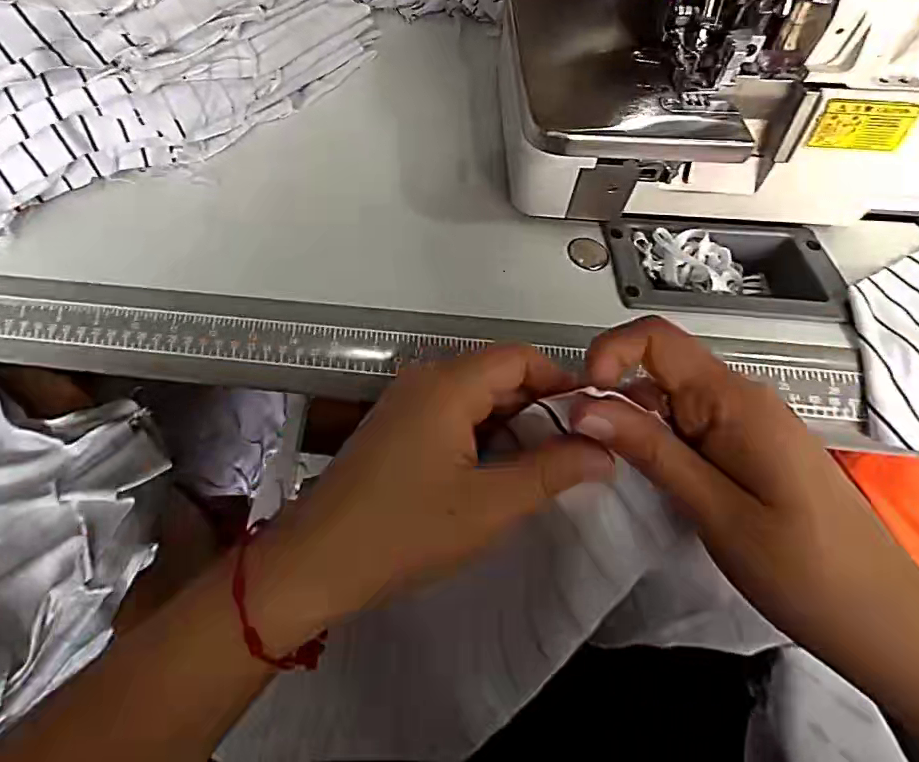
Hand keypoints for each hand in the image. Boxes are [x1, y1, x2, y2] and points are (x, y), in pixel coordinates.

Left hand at [247, 345, 614, 651]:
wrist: (318, 560)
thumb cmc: (402, 531)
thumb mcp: (489, 505)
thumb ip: (550, 472)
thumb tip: (600, 452)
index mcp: (448, 384)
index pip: (520, 357)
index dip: (560, 382)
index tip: (590, 419)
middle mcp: (425, 379)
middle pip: (498, 372)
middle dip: (540, 406)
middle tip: (574, 448)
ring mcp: (407, 400)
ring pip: (476, 393)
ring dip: (512, 422)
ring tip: (543, 464)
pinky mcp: (397, 423)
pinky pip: (452, 410)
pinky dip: (483, 431)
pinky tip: (498, 469)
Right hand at [565, 316, 881, 630]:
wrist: (888, 624)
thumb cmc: (812, 574)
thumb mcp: (718, 514)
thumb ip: (652, 451)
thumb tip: (587, 406)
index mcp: (736, 401)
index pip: (657, 337)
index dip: (609, 352)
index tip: (584, 399)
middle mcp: (742, 398)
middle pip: (658, 366)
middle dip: (614, 395)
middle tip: (592, 447)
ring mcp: (748, 421)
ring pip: (670, 396)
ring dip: (636, 423)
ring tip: (629, 473)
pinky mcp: (750, 445)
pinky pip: (691, 422)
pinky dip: (662, 441)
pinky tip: (663, 481)